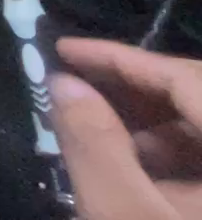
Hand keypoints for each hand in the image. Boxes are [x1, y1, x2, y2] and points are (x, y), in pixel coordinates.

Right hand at [51, 37, 201, 218]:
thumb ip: (90, 140)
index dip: (126, 58)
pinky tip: (150, 184)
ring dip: (165, 133)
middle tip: (77, 92)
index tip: (63, 49)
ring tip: (108, 146)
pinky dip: (190, 168)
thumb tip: (65, 82)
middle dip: (141, 95)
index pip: (193, 82)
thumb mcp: (121, 214)